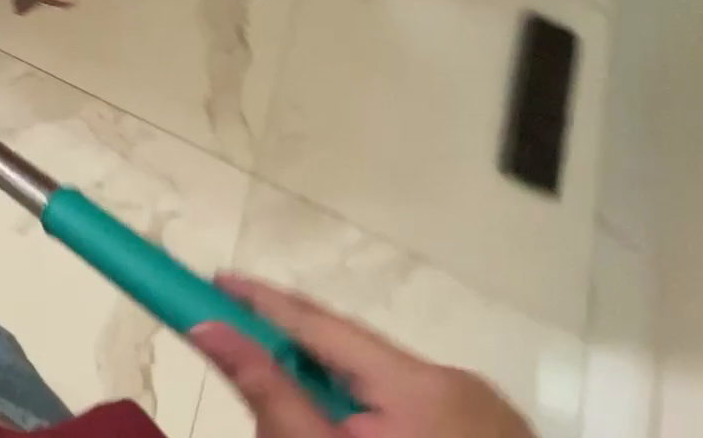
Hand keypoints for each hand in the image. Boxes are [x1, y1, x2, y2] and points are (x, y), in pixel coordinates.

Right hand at [190, 275, 536, 437]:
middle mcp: (459, 383)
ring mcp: (489, 413)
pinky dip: (369, 408)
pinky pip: (414, 404)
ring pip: (381, 378)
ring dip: (331, 383)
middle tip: (238, 348)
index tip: (212, 280)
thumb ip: (266, 390)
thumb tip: (205, 328)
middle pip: (351, 349)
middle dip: (293, 348)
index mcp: (419, 384)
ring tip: (296, 411)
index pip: (318, 320)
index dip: (260, 298)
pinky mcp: (497, 437)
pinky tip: (346, 430)